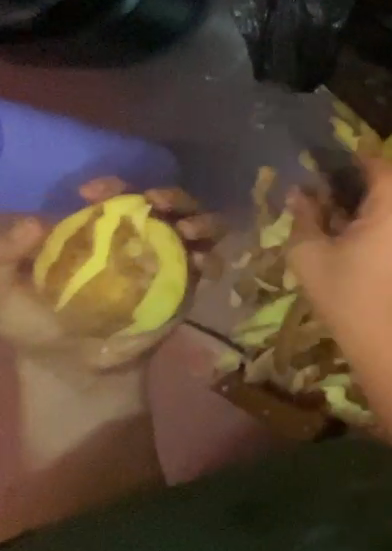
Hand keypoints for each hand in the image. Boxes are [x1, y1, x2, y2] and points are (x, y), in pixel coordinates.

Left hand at [0, 180, 219, 371]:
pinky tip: (200, 264)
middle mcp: (139, 239)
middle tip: (160, 202)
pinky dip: (211, 259)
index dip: (112, 188)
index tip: (98, 191)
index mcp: (96, 231)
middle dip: (173, 197)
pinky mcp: (190, 285)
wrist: (73, 363)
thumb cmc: (33, 324)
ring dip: (203, 222)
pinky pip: (212, 264)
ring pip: (202, 228)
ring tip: (190, 231)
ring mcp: (170, 261)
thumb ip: (7, 256)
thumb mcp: (0, 292)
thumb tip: (35, 221)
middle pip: (170, 205)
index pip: (112, 198)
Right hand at [287, 155, 391, 365]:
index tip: (339, 161)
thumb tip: (303, 193)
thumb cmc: (348, 298)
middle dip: (368, 195)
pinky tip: (378, 255)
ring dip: (385, 217)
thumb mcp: (311, 256)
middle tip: (335, 205)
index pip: (384, 171)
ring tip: (352, 234)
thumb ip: (307, 217)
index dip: (362, 162)